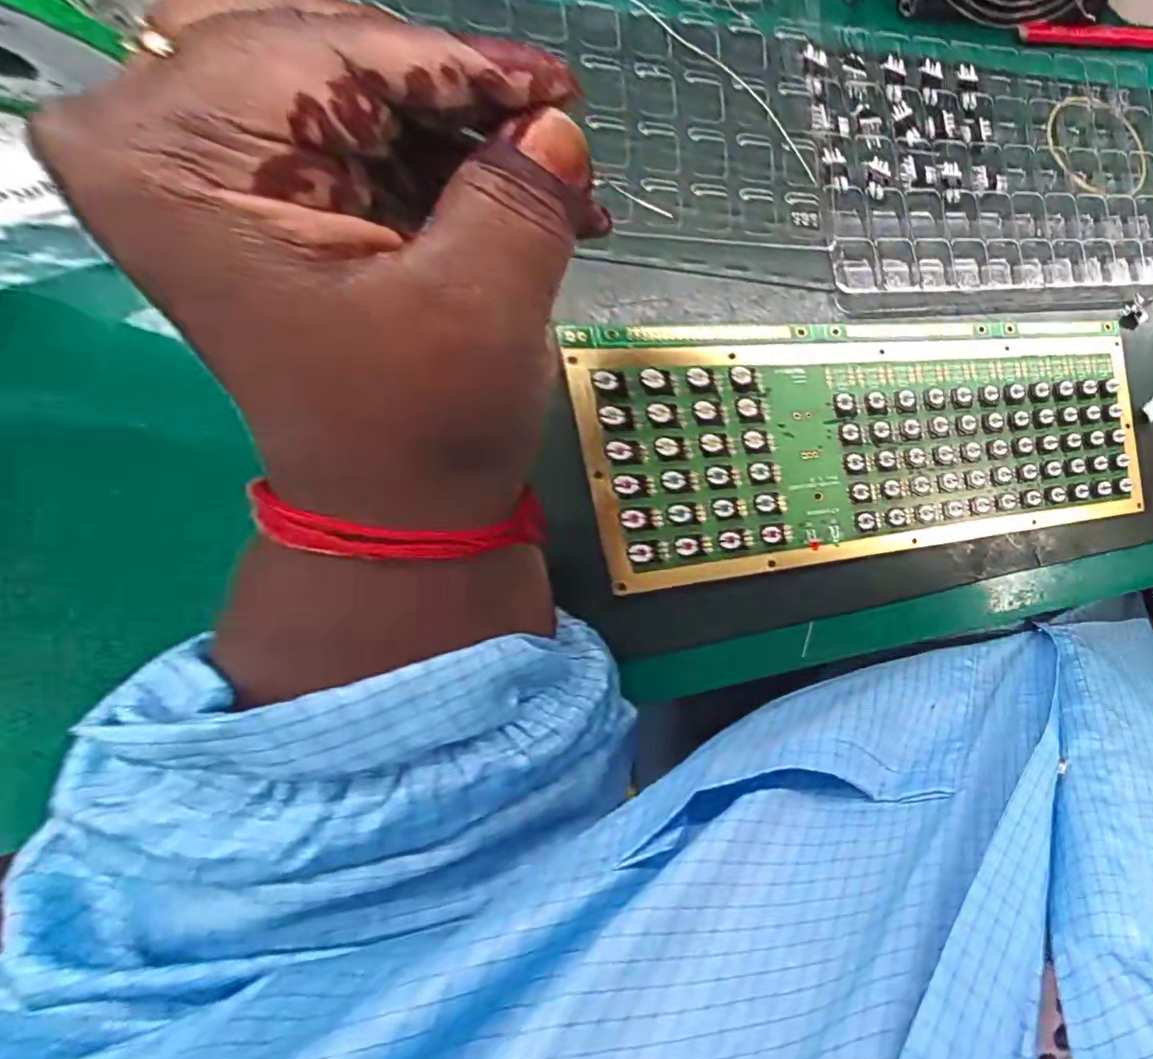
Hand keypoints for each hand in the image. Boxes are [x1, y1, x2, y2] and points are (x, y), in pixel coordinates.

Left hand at [29, 0, 610, 527]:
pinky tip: (533, 208)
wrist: (406, 501)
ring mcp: (230, 179)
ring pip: (357, 99)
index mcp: (179, 158)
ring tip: (564, 190)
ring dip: (470, 139)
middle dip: (452, 90)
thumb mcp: (483, 307)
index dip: (454, 61)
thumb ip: (519, 203)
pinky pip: (376, 153)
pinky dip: (461, 175)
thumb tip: (559, 129)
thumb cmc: (426, 418)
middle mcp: (176, 147)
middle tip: (551, 129)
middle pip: (319, 53)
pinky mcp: (288, 212)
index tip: (560, 88)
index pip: (318, 50)